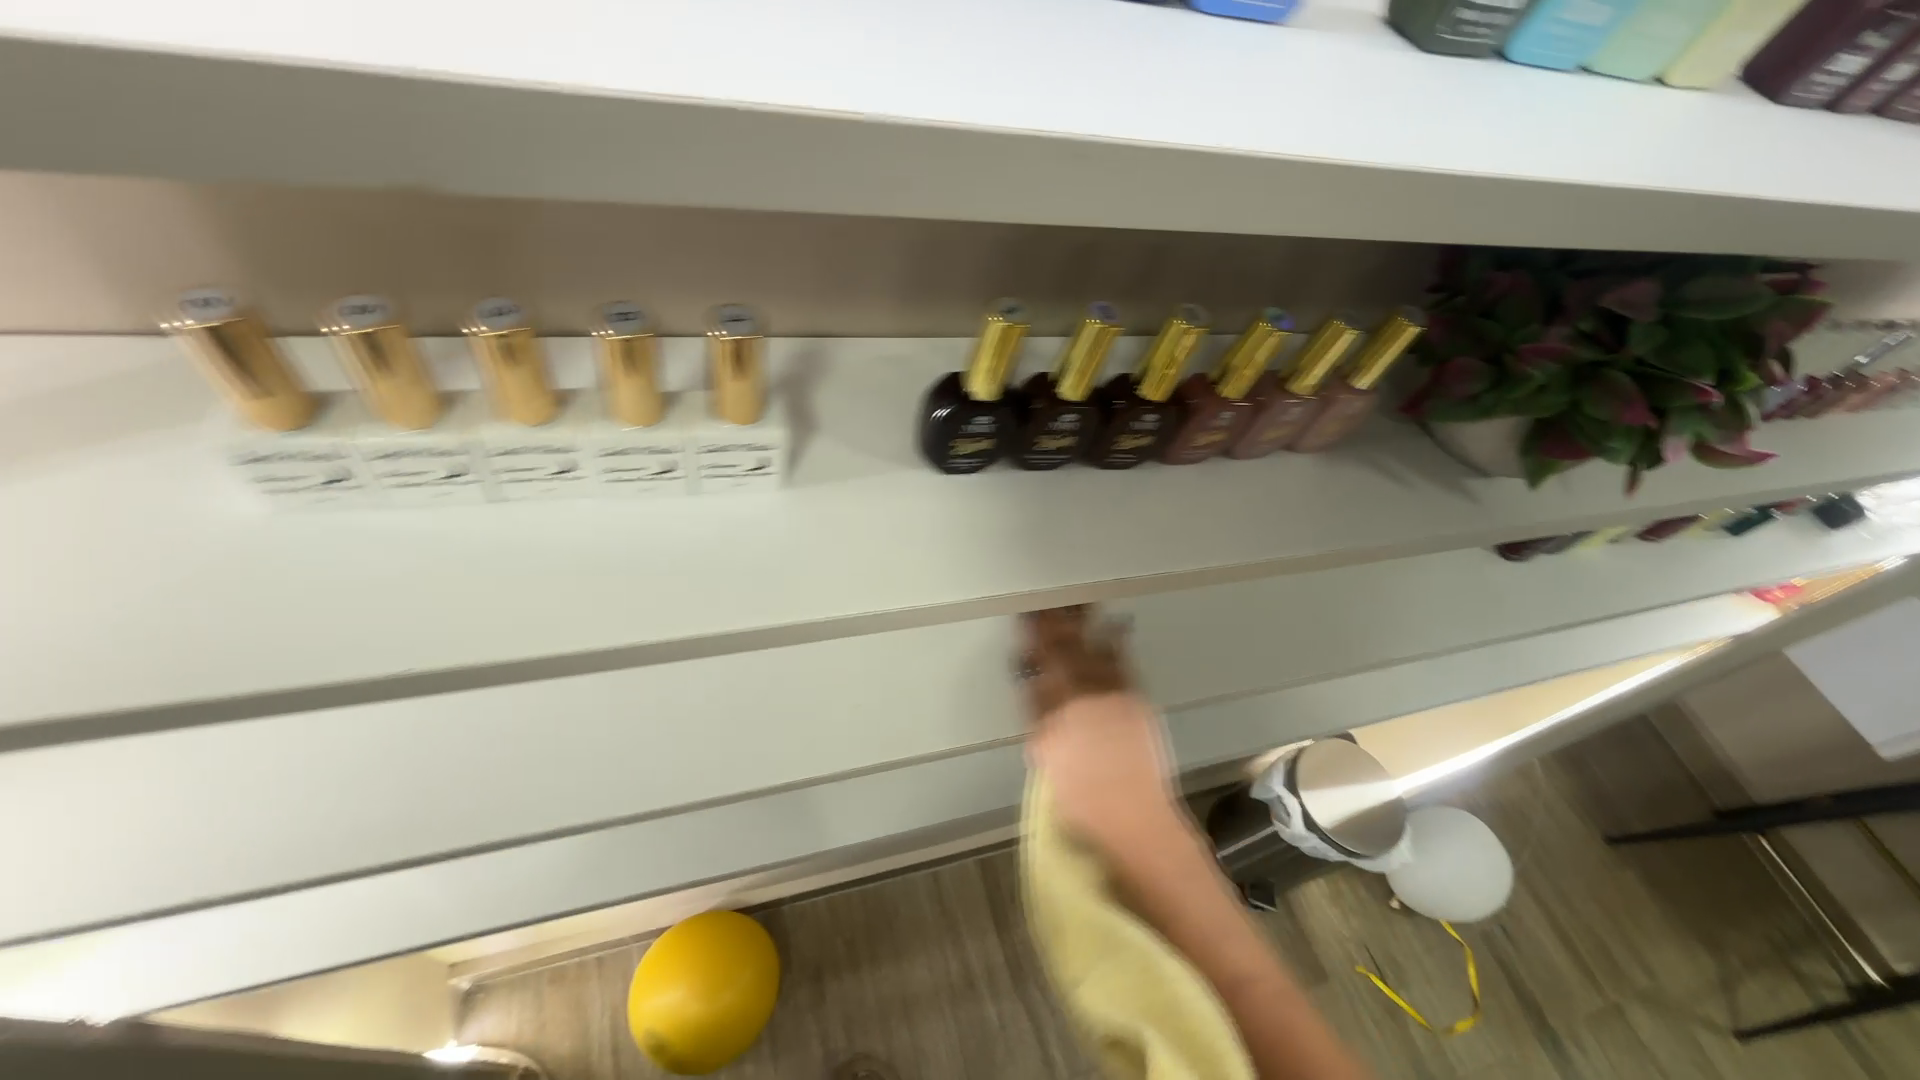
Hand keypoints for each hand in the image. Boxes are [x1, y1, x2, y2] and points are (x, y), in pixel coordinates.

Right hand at [1019, 607, 1185, 865]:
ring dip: (1079, 627)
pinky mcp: (1136, 700)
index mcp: (1053, 714)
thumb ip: (1038, 719)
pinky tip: (1112, 626)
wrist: (1133, 815)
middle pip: (1062, 653)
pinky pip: (1122, 662)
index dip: (1031, 643)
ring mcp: (1111, 695)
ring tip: (1071, 606)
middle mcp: (1080, 697)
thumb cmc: (1081, 798)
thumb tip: (1033, 686)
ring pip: (1090, 651)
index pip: (1037, 669)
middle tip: (1044, 605)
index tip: (1025, 620)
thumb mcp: (1046, 759)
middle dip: (1052, 627)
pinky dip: (1115, 642)